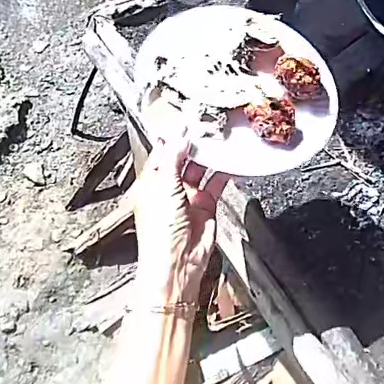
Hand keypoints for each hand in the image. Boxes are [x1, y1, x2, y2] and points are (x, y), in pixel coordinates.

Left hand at [133, 137, 225, 301]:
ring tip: (221, 138)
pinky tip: (232, 160)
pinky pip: (217, 182)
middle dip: (194, 143)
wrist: (177, 263)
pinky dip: (225, 171)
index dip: (173, 137)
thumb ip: (173, 159)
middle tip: (207, 125)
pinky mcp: (206, 205)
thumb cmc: (160, 232)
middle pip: (183, 158)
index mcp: (150, 182)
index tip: (186, 120)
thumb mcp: (163, 186)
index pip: (162, 152)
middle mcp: (168, 188)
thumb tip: (179, 137)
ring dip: (210, 156)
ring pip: (201, 168)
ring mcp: (188, 196)